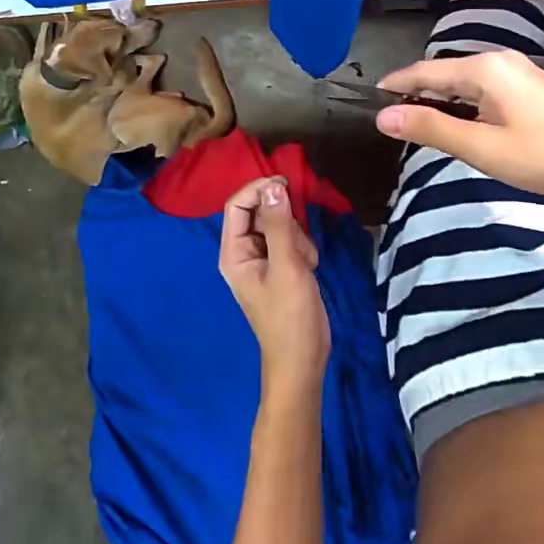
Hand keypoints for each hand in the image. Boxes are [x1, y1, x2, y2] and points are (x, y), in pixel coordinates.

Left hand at [218, 177, 330, 389]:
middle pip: (261, 214)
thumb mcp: (287, 267)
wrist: (304, 361)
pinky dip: (302, 251)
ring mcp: (262, 260)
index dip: (257, 189)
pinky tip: (309, 271)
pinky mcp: (280, 267)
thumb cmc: (290, 317)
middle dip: (285, 224)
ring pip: (280, 226)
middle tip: (299, 248)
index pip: (237, 205)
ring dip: (297, 239)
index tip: (284, 182)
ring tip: (305, 265)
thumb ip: (280, 225)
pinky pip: (290, 242)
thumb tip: (273, 186)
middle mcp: (243, 252)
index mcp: (233, 251)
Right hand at [374, 50, 543, 203]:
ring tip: (419, 123)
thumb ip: (429, 128)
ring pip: (462, 81)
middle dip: (415, 92)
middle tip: (392, 118)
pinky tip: (461, 122)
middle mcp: (499, 60)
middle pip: (442, 73)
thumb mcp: (481, 147)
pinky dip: (462, 101)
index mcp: (484, 69)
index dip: (394, 85)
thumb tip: (383, 116)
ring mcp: (518, 70)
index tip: (370, 99)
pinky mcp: (531, 85)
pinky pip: (482, 86)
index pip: (423, 72)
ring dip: (439, 99)